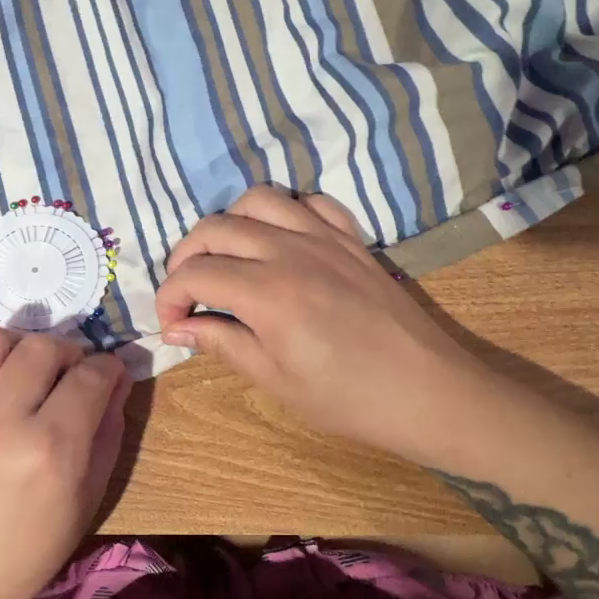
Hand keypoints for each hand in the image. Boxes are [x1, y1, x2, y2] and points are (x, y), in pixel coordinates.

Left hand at [0, 327, 130, 598]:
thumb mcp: (90, 492)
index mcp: (51, 448)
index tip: (107, 373)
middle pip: (41, 347)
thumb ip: (108, 428)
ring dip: (14, 346)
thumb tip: (116, 375)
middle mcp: (2, 421)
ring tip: (19, 371)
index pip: (89, 376)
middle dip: (66, 353)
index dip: (107, 367)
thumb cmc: (37, 541)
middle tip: (66, 375)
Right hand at [155, 187, 497, 468]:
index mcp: (267, 294)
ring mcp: (325, 238)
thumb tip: (176, 327)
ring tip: (225, 258)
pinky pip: (309, 201)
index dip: (169, 296)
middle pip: (214, 229)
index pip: (194, 274)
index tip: (171, 322)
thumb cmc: (347, 398)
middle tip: (187, 293)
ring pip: (256, 200)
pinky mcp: (351, 239)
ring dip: (227, 224)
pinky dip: (282, 213)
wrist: (429, 392)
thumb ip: (221, 343)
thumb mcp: (274, 379)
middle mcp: (290, 252)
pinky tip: (277, 242)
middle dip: (185, 257)